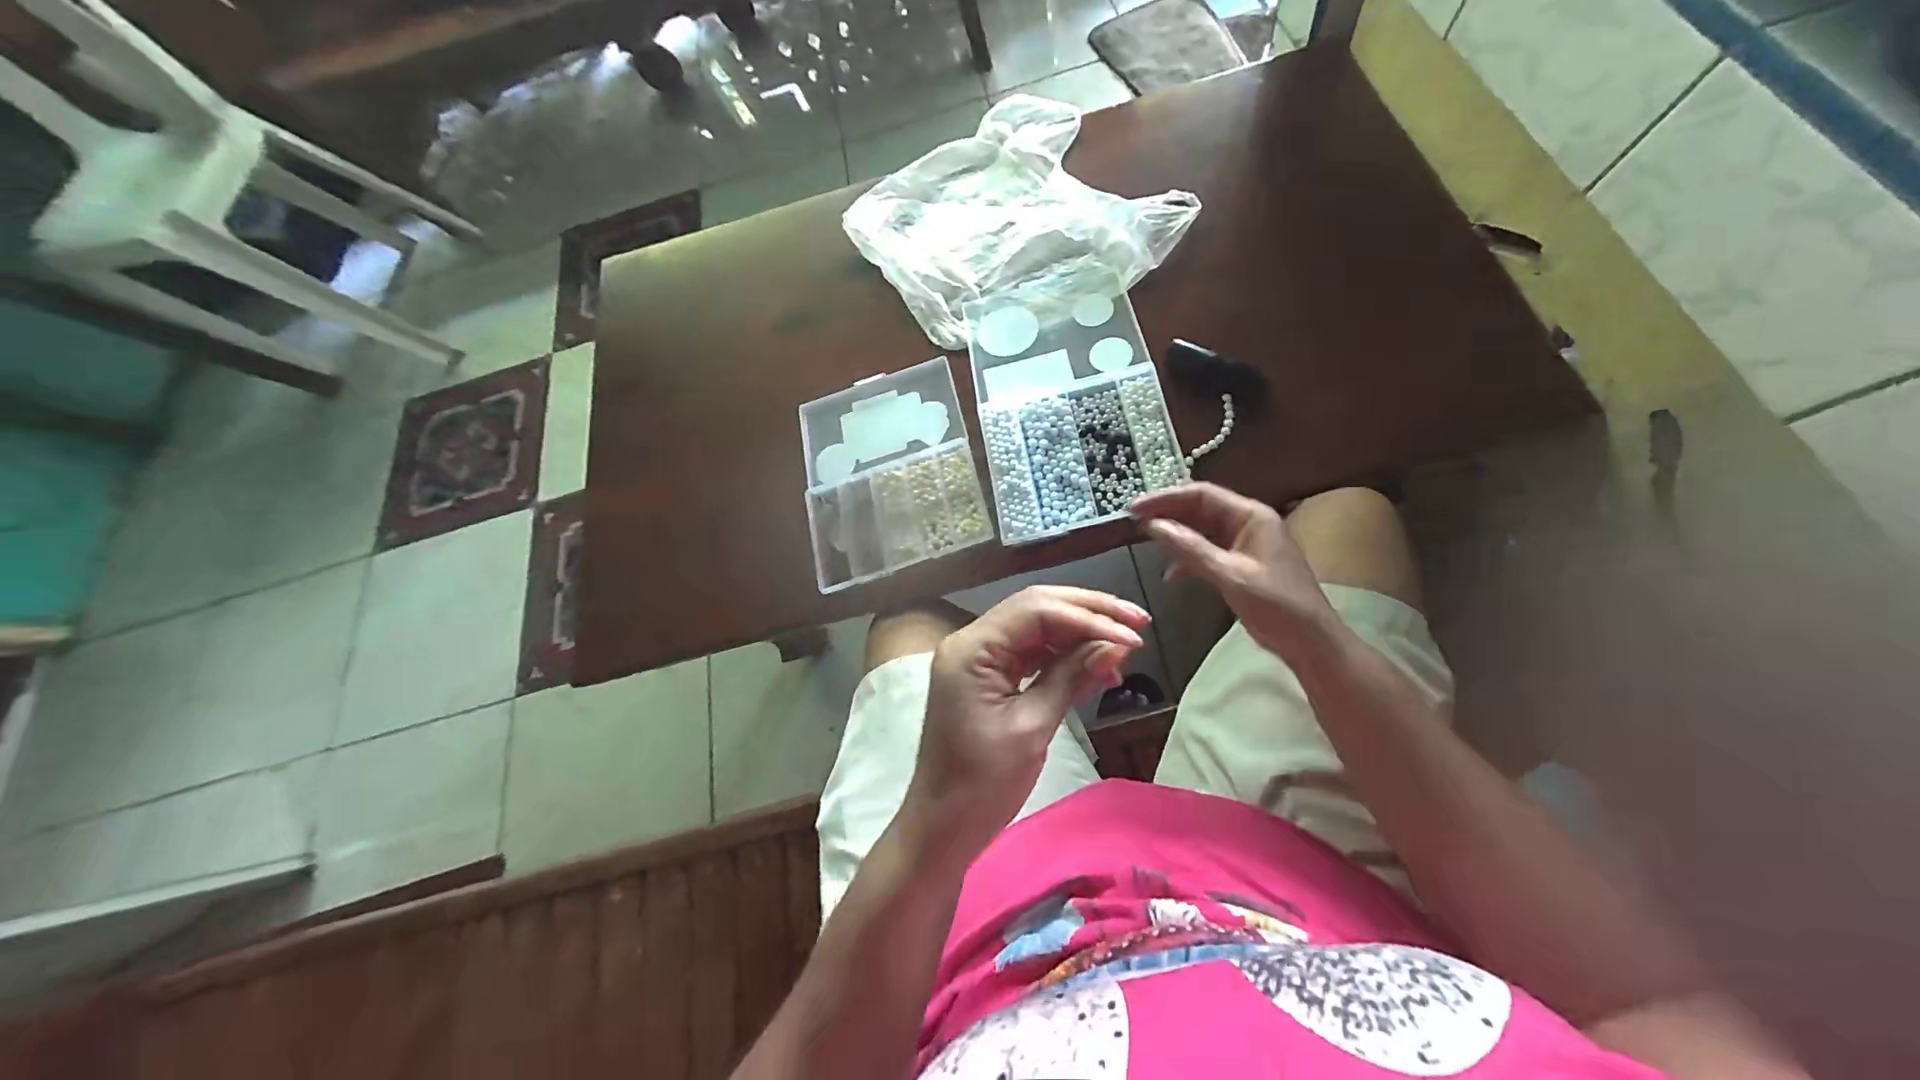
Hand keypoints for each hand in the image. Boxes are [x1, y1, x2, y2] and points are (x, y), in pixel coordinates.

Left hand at [905, 586, 1148, 857]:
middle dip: (1088, 614)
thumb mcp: (1032, 727)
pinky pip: (1029, 654)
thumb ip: (1072, 677)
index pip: (1036, 610)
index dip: (1089, 619)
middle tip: (1139, 623)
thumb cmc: (983, 784)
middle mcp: (970, 642)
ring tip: (1126, 648)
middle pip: (1036, 609)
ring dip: (1080, 634)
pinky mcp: (985, 677)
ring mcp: (976, 659)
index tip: (1134, 639)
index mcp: (971, 649)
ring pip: (1035, 628)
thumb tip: (1117, 646)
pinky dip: (1063, 657)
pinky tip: (1097, 669)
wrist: (943, 826)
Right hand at [1131, 482, 1338, 656]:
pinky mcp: (1239, 564)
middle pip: (1199, 509)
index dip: (1165, 498)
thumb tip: (1153, 526)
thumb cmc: (1276, 604)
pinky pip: (1206, 551)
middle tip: (1132, 520)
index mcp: (1252, 516)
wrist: (1309, 641)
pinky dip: (1187, 559)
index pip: (1201, 495)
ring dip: (1174, 536)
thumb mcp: (1229, 575)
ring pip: (1200, 530)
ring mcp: (1244, 544)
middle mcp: (1247, 523)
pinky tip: (1171, 575)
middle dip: (1167, 514)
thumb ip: (1190, 549)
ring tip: (1145, 541)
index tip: (1134, 508)